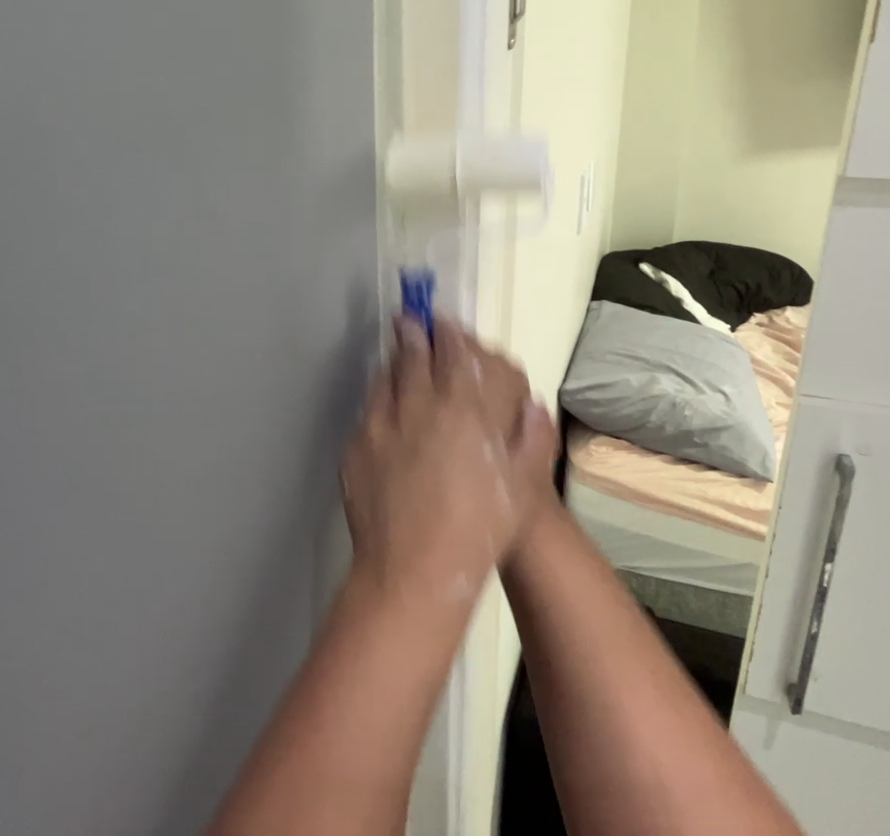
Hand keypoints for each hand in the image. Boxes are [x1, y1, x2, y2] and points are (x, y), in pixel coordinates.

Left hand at [340, 317, 558, 604]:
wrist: (413, 569)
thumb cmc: (478, 530)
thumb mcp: (522, 487)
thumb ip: (532, 440)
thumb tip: (534, 406)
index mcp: (462, 409)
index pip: (453, 354)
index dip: (449, 334)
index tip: (444, 322)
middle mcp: (417, 407)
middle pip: (412, 358)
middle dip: (414, 335)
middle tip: (411, 321)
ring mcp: (379, 427)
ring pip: (385, 380)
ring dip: (393, 364)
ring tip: (397, 356)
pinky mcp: (354, 450)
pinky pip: (367, 412)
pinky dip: (377, 400)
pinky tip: (382, 408)